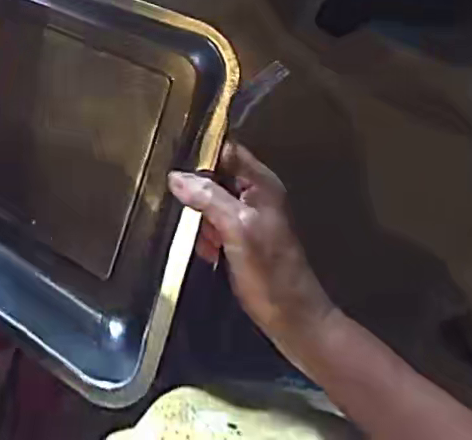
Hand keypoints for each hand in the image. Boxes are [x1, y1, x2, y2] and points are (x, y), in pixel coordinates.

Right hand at [168, 144, 336, 347]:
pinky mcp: (244, 235)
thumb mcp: (237, 229)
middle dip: (197, 189)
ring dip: (202, 215)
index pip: (226, 149)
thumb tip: (176, 177)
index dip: (202, 153)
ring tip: (204, 238)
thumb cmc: (270, 274)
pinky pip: (216, 220)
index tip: (177, 163)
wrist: (295, 322)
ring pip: (212, 198)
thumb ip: (208, 198)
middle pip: (216, 173)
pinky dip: (208, 232)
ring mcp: (251, 214)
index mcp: (261, 182)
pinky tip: (209, 249)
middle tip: (190, 210)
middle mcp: (257, 192)